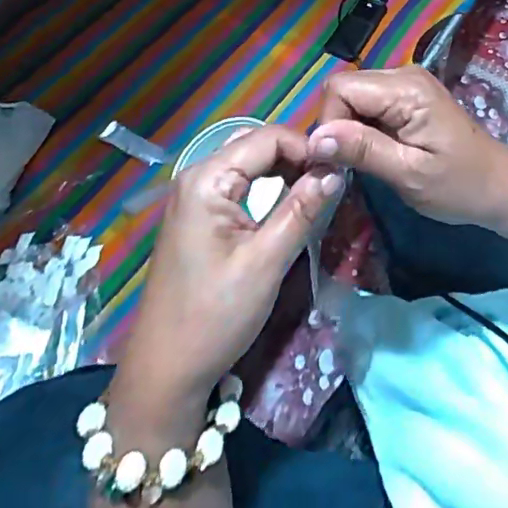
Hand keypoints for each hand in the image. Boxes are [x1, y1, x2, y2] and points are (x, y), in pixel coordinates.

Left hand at [118, 125, 341, 401]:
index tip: (340, 172)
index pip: (267, 138)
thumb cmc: (214, 315)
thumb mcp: (265, 263)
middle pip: (257, 146)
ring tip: (317, 192)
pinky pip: (238, 185)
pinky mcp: (198, 215)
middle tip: (332, 183)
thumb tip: (335, 172)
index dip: (307, 148)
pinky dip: (267, 188)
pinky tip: (287, 204)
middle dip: (297, 158)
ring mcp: (194, 196)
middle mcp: (196, 176)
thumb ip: (300, 211)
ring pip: (248, 164)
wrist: (166, 369)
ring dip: (284, 172)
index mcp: (207, 179)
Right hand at [308, 66, 507, 229]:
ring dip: (350, 127)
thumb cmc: (460, 186)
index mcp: (406, 89)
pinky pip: (368, 102)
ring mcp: (406, 81)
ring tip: (367, 160)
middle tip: (352, 164)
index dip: (331, 123)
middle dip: (338, 125)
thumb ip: (363, 151)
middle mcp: (403, 74)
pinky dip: (363, 126)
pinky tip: (379, 149)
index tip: (341, 161)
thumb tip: (316, 140)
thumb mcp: (409, 174)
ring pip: (352, 95)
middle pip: (344, 88)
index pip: (340, 89)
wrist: (501, 188)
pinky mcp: (407, 94)